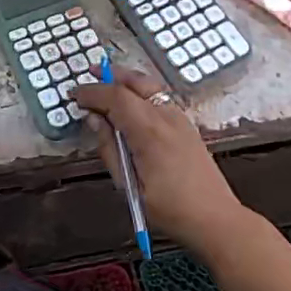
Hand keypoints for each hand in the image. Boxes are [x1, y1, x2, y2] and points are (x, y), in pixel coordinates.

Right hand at [74, 65, 255, 256]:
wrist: (216, 219)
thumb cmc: (169, 209)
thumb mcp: (129, 185)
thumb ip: (109, 148)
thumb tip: (94, 119)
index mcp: (148, 130)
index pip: (114, 97)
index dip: (91, 92)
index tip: (73, 96)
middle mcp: (165, 116)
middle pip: (134, 82)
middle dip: (110, 75)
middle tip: (90, 71)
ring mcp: (179, 118)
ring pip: (149, 85)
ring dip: (127, 80)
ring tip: (108, 81)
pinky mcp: (187, 124)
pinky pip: (159, 97)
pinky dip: (141, 90)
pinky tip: (132, 102)